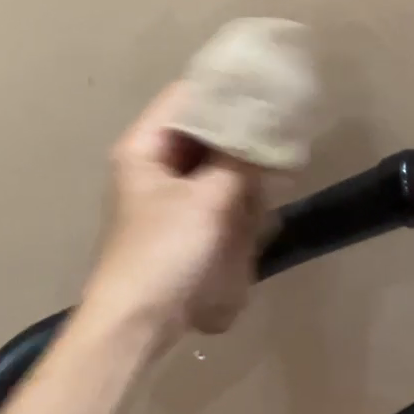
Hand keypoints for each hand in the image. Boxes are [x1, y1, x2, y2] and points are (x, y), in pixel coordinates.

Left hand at [82, 83, 264, 341]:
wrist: (135, 323)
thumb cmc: (163, 253)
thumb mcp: (207, 202)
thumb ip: (238, 162)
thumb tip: (267, 128)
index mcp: (143, 147)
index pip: (185, 97)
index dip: (224, 91)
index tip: (266, 90)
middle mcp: (149, 164)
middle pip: (200, 133)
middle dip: (238, 140)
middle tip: (279, 139)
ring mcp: (162, 196)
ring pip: (210, 167)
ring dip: (238, 174)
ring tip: (273, 175)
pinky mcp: (176, 225)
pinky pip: (210, 197)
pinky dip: (232, 200)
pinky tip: (257, 209)